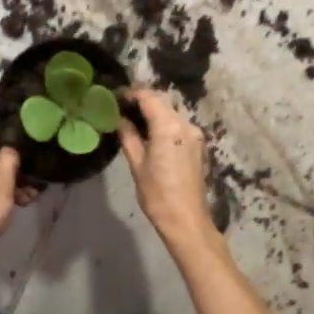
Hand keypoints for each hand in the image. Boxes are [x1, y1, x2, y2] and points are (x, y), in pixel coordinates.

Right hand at [118, 88, 214, 245]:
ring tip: (133, 120)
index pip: (148, 97)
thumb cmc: (157, 193)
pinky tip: (151, 133)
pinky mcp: (198, 145)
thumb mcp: (137, 163)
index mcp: (169, 126)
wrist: (186, 220)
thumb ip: (128, 135)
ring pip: (171, 112)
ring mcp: (195, 134)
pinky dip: (164, 123)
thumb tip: (120, 118)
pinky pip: (179, 125)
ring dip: (154, 111)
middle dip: (142, 100)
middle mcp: (186, 124)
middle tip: (121, 108)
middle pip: (162, 101)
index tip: (115, 98)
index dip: (131, 93)